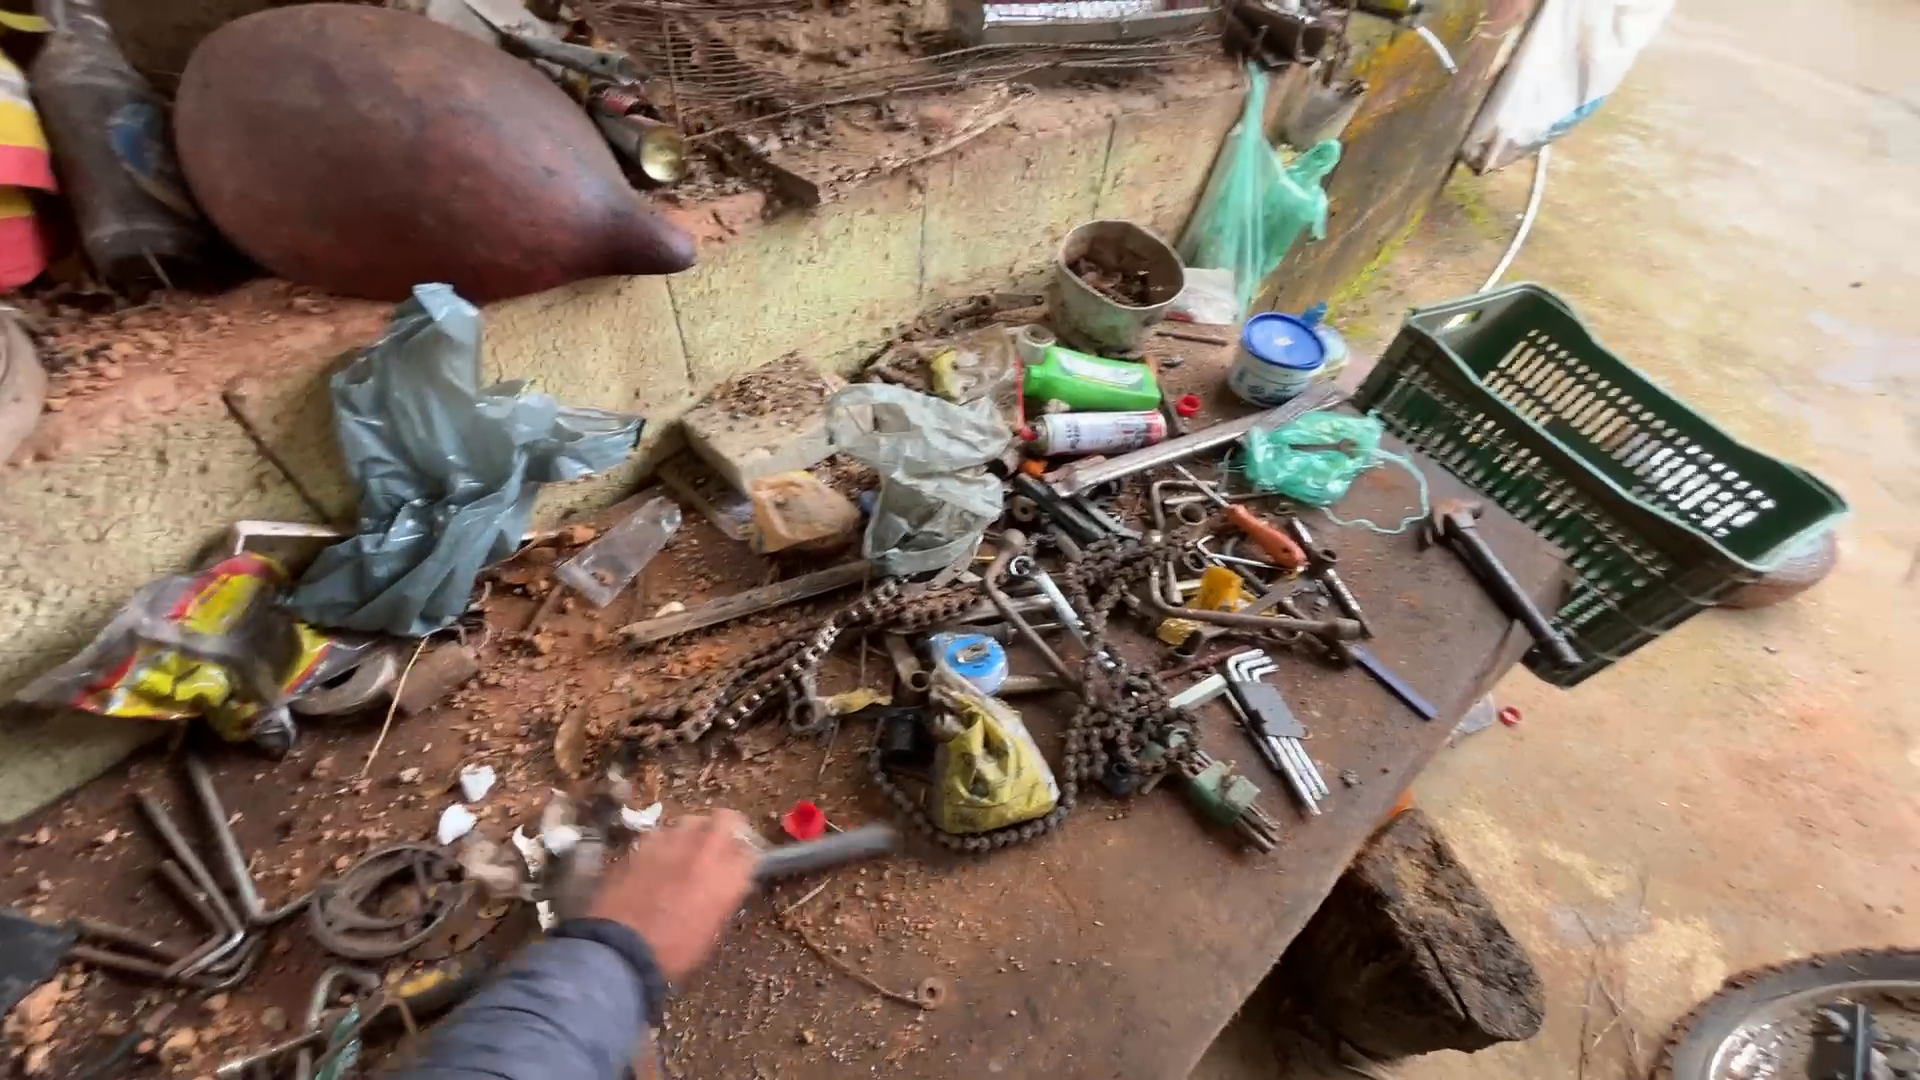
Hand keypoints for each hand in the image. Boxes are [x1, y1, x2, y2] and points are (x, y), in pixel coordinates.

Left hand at [586, 809, 756, 980]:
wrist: (619, 952)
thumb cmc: (672, 953)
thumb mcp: (711, 931)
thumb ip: (724, 898)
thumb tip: (728, 884)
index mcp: (731, 876)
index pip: (750, 851)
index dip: (745, 857)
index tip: (739, 864)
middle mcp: (708, 851)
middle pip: (726, 820)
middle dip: (726, 829)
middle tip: (719, 844)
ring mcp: (674, 843)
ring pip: (692, 821)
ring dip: (693, 832)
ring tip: (686, 848)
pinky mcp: (643, 844)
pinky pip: (660, 833)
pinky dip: (663, 842)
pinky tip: (657, 858)